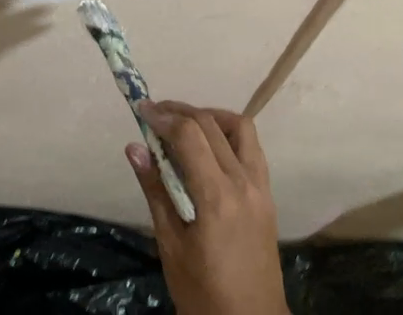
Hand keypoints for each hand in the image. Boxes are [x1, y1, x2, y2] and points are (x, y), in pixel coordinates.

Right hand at [127, 101, 289, 314]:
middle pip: (212, 125)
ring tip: (183, 125)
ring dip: (210, 116)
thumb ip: (155, 190)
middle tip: (154, 115)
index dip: (164, 116)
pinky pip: (251, 149)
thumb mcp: (170, 246)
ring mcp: (261, 188)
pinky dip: (228, 135)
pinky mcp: (268, 196)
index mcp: (217, 197)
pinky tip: (208, 148)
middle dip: (180, 111)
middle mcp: (244, 183)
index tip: (141, 109)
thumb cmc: (203, 293)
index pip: (190, 135)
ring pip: (240, 128)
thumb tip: (134, 147)